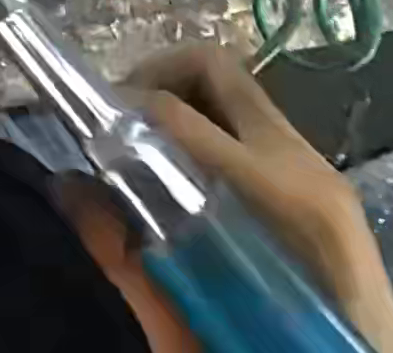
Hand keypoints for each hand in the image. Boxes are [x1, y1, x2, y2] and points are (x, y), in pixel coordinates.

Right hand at [123, 46, 392, 352]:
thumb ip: (125, 260)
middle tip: (121, 109)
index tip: (95, 120)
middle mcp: (302, 164)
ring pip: (233, 86)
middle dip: (156, 72)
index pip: (176, 111)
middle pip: (215, 68)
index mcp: (274, 196)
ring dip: (181, 92)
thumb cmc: (278, 341)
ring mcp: (319, 165)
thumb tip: (68, 191)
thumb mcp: (192, 318)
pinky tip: (188, 160)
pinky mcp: (325, 175)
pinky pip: (250, 116)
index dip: (124, 104)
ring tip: (148, 132)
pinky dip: (208, 117)